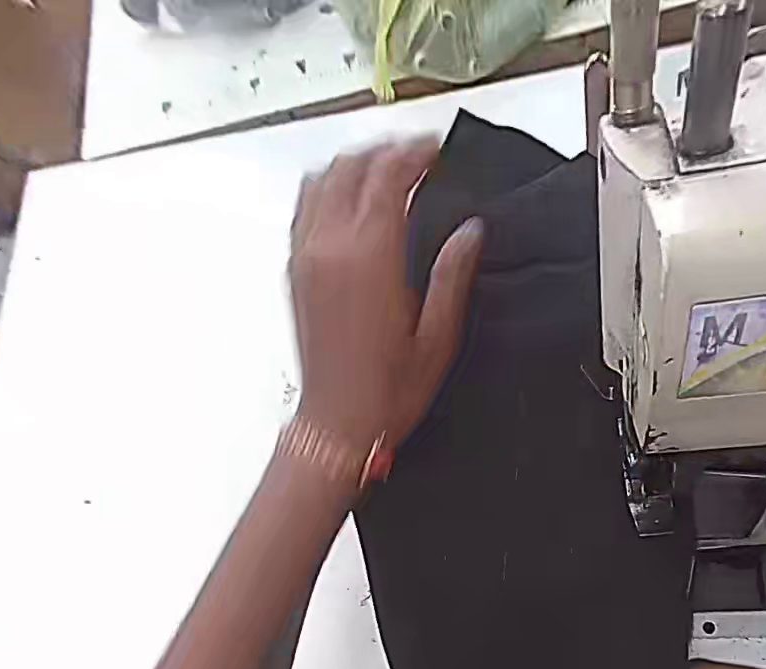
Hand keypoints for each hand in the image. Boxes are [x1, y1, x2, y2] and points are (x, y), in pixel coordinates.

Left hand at [288, 136, 483, 452]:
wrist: (339, 422)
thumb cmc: (386, 391)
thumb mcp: (438, 338)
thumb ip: (452, 276)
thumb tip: (470, 234)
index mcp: (371, 259)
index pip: (390, 177)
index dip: (416, 155)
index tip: (436, 152)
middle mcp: (331, 248)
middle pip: (354, 166)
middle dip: (388, 151)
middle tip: (417, 156)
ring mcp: (307, 255)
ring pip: (324, 177)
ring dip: (356, 162)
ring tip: (385, 168)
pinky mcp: (295, 269)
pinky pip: (305, 204)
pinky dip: (329, 185)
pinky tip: (348, 196)